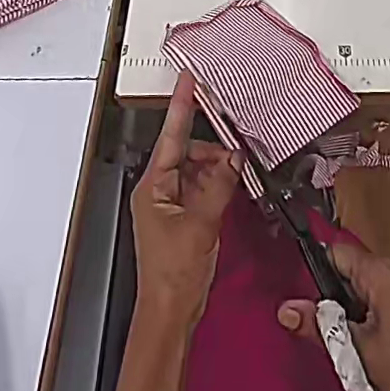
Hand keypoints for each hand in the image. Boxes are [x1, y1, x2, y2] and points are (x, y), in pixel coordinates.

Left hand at [132, 72, 239, 332]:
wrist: (171, 310)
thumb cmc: (172, 273)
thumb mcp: (201, 223)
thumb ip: (219, 185)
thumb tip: (232, 159)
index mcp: (153, 186)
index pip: (169, 135)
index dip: (181, 105)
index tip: (187, 80)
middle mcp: (159, 189)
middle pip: (188, 151)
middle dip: (213, 150)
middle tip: (236, 155)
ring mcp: (172, 202)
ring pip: (199, 169)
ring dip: (218, 170)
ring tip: (236, 176)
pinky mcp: (184, 215)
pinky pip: (203, 187)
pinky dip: (219, 185)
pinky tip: (232, 187)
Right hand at [278, 240, 389, 390]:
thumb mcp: (357, 350)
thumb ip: (319, 326)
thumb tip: (285, 309)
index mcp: (379, 271)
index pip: (334, 251)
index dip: (313, 269)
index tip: (300, 293)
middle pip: (346, 269)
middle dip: (330, 296)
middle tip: (322, 327)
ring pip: (361, 287)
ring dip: (347, 311)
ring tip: (343, 342)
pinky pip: (377, 299)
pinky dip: (365, 317)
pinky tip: (364, 347)